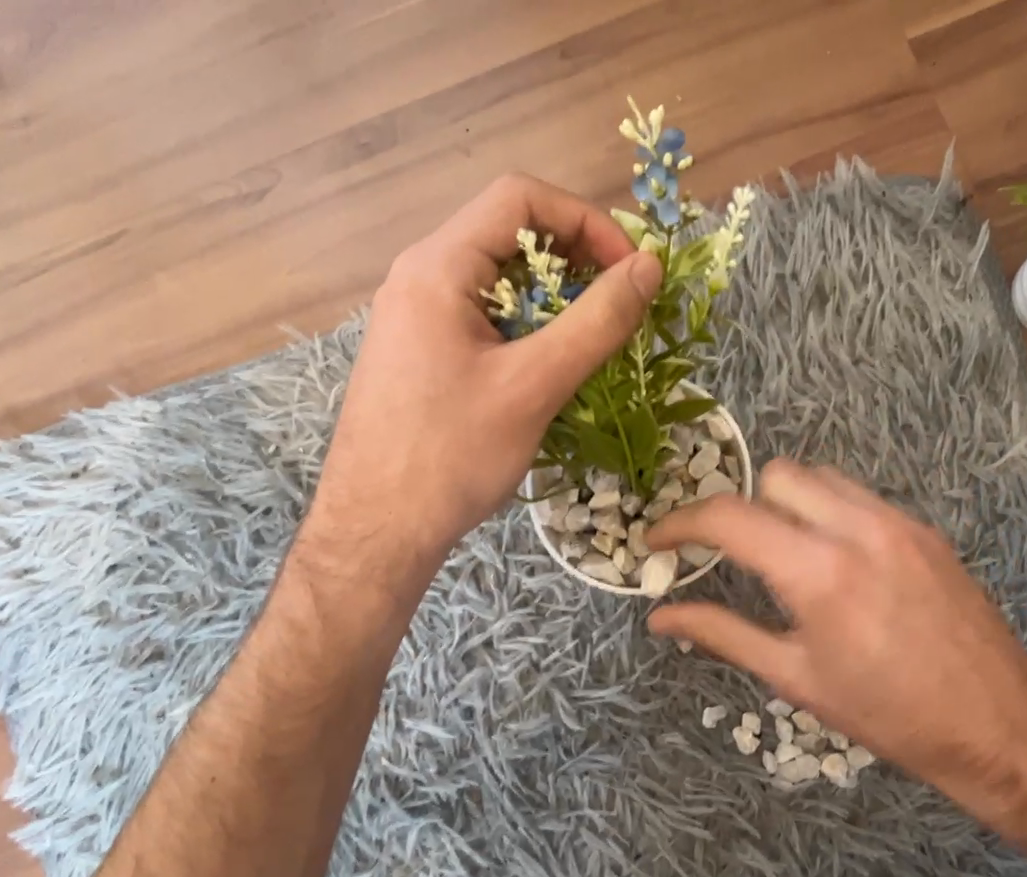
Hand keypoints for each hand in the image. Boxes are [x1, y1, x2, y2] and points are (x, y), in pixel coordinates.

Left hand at [304, 173, 664, 567]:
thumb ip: (596, 321)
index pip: (520, 198)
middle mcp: (420, 276)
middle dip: (575, 259)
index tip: (630, 270)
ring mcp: (415, 315)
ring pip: (498, 277)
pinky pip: (483, 314)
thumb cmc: (451, 456)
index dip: (587, 221)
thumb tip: (648, 267)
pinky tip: (549, 367)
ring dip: (554, 297)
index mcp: (437, 267)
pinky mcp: (420, 350)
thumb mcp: (533, 385)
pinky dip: (527, 326)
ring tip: (592, 341)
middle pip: (509, 232)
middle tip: (619, 306)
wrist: (378, 529)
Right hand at [646, 460, 1026, 828]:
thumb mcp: (797, 679)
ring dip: (786, 502)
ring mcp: (899, 522)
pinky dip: (829, 512)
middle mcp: (858, 528)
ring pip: (821, 477)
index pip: (729, 517)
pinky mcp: (925, 530)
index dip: (680, 523)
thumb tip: (662, 617)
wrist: (998, 722)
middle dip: (741, 505)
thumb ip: (724, 634)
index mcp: (818, 572)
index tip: (658, 541)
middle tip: (729, 552)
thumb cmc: (889, 715)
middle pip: (775, 474)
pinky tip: (834, 561)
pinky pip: (861, 496)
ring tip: (781, 554)